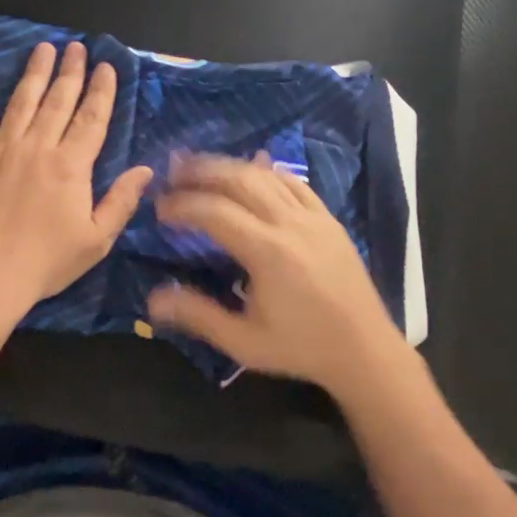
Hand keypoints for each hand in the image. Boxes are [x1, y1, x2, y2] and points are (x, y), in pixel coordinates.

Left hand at [0, 41, 153, 320]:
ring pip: (22, 101)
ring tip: (43, 48)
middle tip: (77, 47)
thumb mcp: (96, 240)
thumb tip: (144, 169)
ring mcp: (3, 150)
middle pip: (58, 101)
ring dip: (34, 72)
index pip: (92, 119)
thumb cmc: (47, 263)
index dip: (101, 91)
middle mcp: (39, 148)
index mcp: (72, 166)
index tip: (107, 66)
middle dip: (70, 72)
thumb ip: (121, 201)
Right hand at [147, 154, 406, 393]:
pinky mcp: (329, 220)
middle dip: (202, 172)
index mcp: (268, 252)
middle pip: (240, 180)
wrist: (363, 349)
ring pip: (267, 175)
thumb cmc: (300, 347)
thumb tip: (153, 299)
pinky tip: (251, 170)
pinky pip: (295, 183)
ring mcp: (314, 218)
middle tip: (172, 175)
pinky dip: (267, 172)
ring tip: (201, 168)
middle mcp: (291, 224)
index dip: (182, 205)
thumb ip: (198, 315)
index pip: (215, 213)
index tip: (159, 209)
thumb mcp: (243, 341)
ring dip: (230, 167)